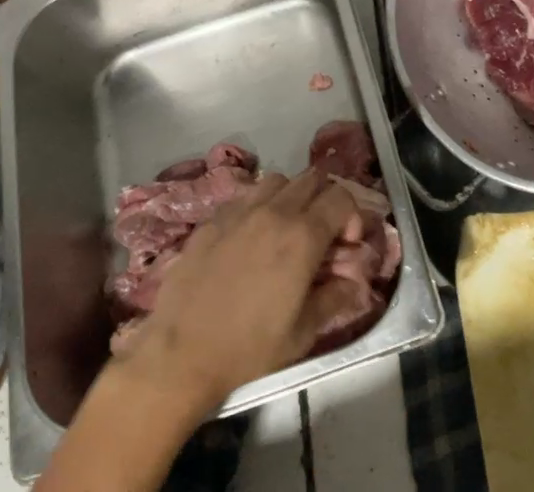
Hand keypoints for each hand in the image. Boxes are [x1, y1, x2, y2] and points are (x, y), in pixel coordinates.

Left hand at [116, 169, 363, 408]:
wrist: (181, 355)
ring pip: (277, 180)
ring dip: (291, 196)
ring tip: (285, 229)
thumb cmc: (249, 348)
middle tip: (321, 233)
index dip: (352, 217)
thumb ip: (336, 295)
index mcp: (302, 236)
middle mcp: (273, 212)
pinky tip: (250, 237)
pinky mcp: (210, 221)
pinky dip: (258, 206)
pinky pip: (244, 196)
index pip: (341, 197)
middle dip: (325, 200)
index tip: (343, 246)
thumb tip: (353, 279)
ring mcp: (238, 212)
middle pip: (312, 178)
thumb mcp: (304, 331)